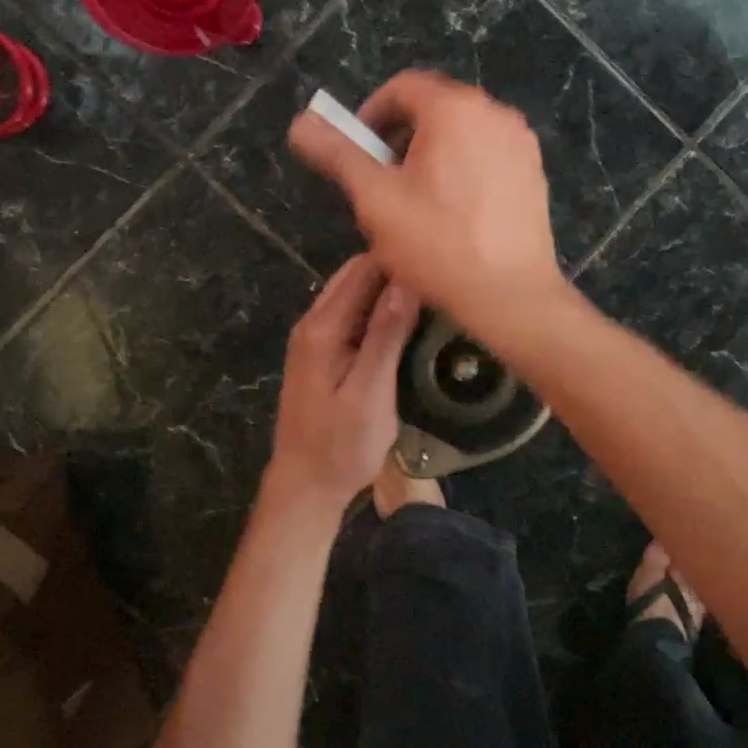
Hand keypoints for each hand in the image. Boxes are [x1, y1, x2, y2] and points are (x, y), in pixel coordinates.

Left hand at [267, 255, 420, 506]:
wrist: (306, 488)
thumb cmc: (341, 445)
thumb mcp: (370, 392)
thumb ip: (386, 335)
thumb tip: (407, 281)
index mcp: (323, 328)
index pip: (363, 270)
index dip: (400, 259)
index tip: (439, 259)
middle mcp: (314, 324)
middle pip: (356, 275)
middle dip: (395, 269)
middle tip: (441, 275)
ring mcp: (316, 339)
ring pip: (355, 293)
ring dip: (388, 288)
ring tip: (432, 292)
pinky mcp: (324, 354)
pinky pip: (353, 315)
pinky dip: (379, 309)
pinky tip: (408, 319)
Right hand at [287, 71, 568, 328]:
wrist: (511, 294)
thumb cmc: (437, 244)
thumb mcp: (376, 198)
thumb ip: (338, 153)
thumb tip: (301, 122)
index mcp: (455, 109)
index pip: (402, 86)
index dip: (371, 113)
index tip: (356, 150)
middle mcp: (495, 113)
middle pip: (435, 107)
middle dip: (402, 135)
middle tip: (382, 179)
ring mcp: (521, 142)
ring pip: (464, 131)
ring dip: (433, 152)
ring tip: (415, 199)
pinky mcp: (535, 171)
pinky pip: (489, 154)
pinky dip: (465, 167)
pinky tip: (454, 211)